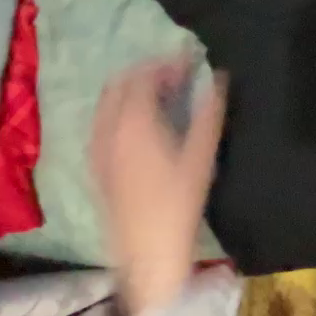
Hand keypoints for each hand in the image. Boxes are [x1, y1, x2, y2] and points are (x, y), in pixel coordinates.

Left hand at [89, 55, 226, 315]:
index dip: (167, 63)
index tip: (190, 63)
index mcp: (133, 120)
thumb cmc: (179, 205)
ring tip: (161, 100)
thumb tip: (219, 79)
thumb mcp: (201, 157)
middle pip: (120, 83)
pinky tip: (141, 128)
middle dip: (145, 73)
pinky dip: (120, 113)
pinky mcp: (96, 165)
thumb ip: (209, 114)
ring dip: (131, 92)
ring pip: (107, 103)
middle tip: (176, 78)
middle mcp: (108, 127)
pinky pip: (102, 123)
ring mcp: (97, 146)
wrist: (147, 252)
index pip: (144, 74)